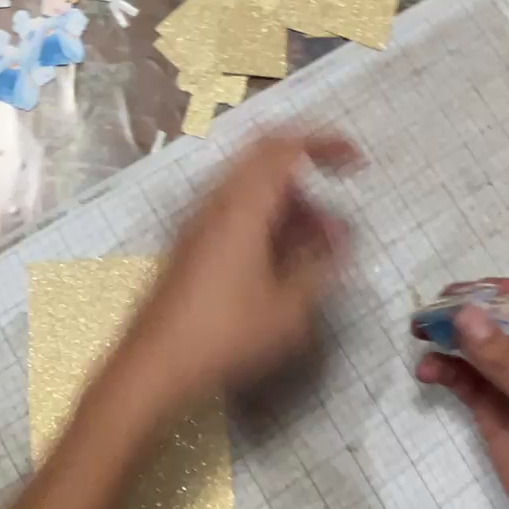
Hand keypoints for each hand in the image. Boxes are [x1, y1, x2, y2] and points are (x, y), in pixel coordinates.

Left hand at [116, 131, 361, 404]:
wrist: (154, 364)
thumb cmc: (224, 335)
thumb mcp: (288, 308)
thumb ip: (319, 263)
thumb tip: (338, 234)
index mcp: (241, 206)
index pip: (284, 148)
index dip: (324, 145)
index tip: (355, 160)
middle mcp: (216, 202)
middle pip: (265, 163)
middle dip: (307, 179)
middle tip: (332, 219)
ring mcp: (198, 221)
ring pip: (249, 189)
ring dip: (286, 204)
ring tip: (313, 246)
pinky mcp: (190, 243)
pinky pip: (234, 211)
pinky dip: (264, 219)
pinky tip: (279, 260)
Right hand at [415, 311, 508, 508]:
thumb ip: (506, 362)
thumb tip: (462, 312)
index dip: (501, 294)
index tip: (462, 293)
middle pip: (502, 321)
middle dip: (466, 313)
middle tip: (429, 311)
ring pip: (478, 347)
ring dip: (448, 338)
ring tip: (418, 334)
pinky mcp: (494, 411)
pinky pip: (464, 378)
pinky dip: (444, 370)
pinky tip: (426, 372)